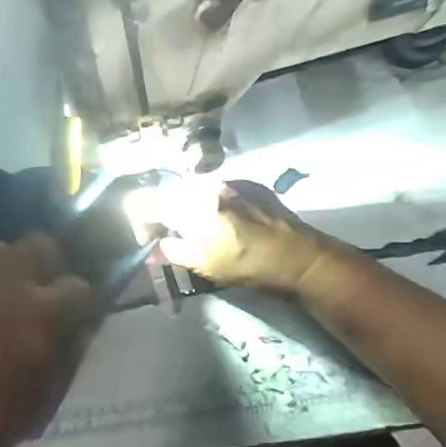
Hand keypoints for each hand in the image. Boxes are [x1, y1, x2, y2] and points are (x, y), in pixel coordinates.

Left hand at [0, 233, 93, 446]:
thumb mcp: (45, 395)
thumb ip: (66, 352)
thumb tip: (78, 325)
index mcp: (45, 311)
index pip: (79, 287)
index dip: (75, 303)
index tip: (69, 315)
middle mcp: (10, 279)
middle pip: (40, 245)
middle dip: (44, 268)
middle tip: (32, 295)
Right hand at [142, 180, 343, 294]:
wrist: (303, 258)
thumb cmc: (250, 265)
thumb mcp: (205, 264)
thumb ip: (173, 253)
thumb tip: (154, 250)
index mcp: (195, 204)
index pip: (151, 204)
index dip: (142, 224)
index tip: (149, 243)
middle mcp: (211, 185)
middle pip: (173, 195)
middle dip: (165, 217)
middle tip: (171, 240)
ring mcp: (233, 181)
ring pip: (196, 192)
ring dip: (189, 211)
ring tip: (199, 233)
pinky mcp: (252, 185)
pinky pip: (219, 190)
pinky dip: (212, 205)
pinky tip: (224, 224)